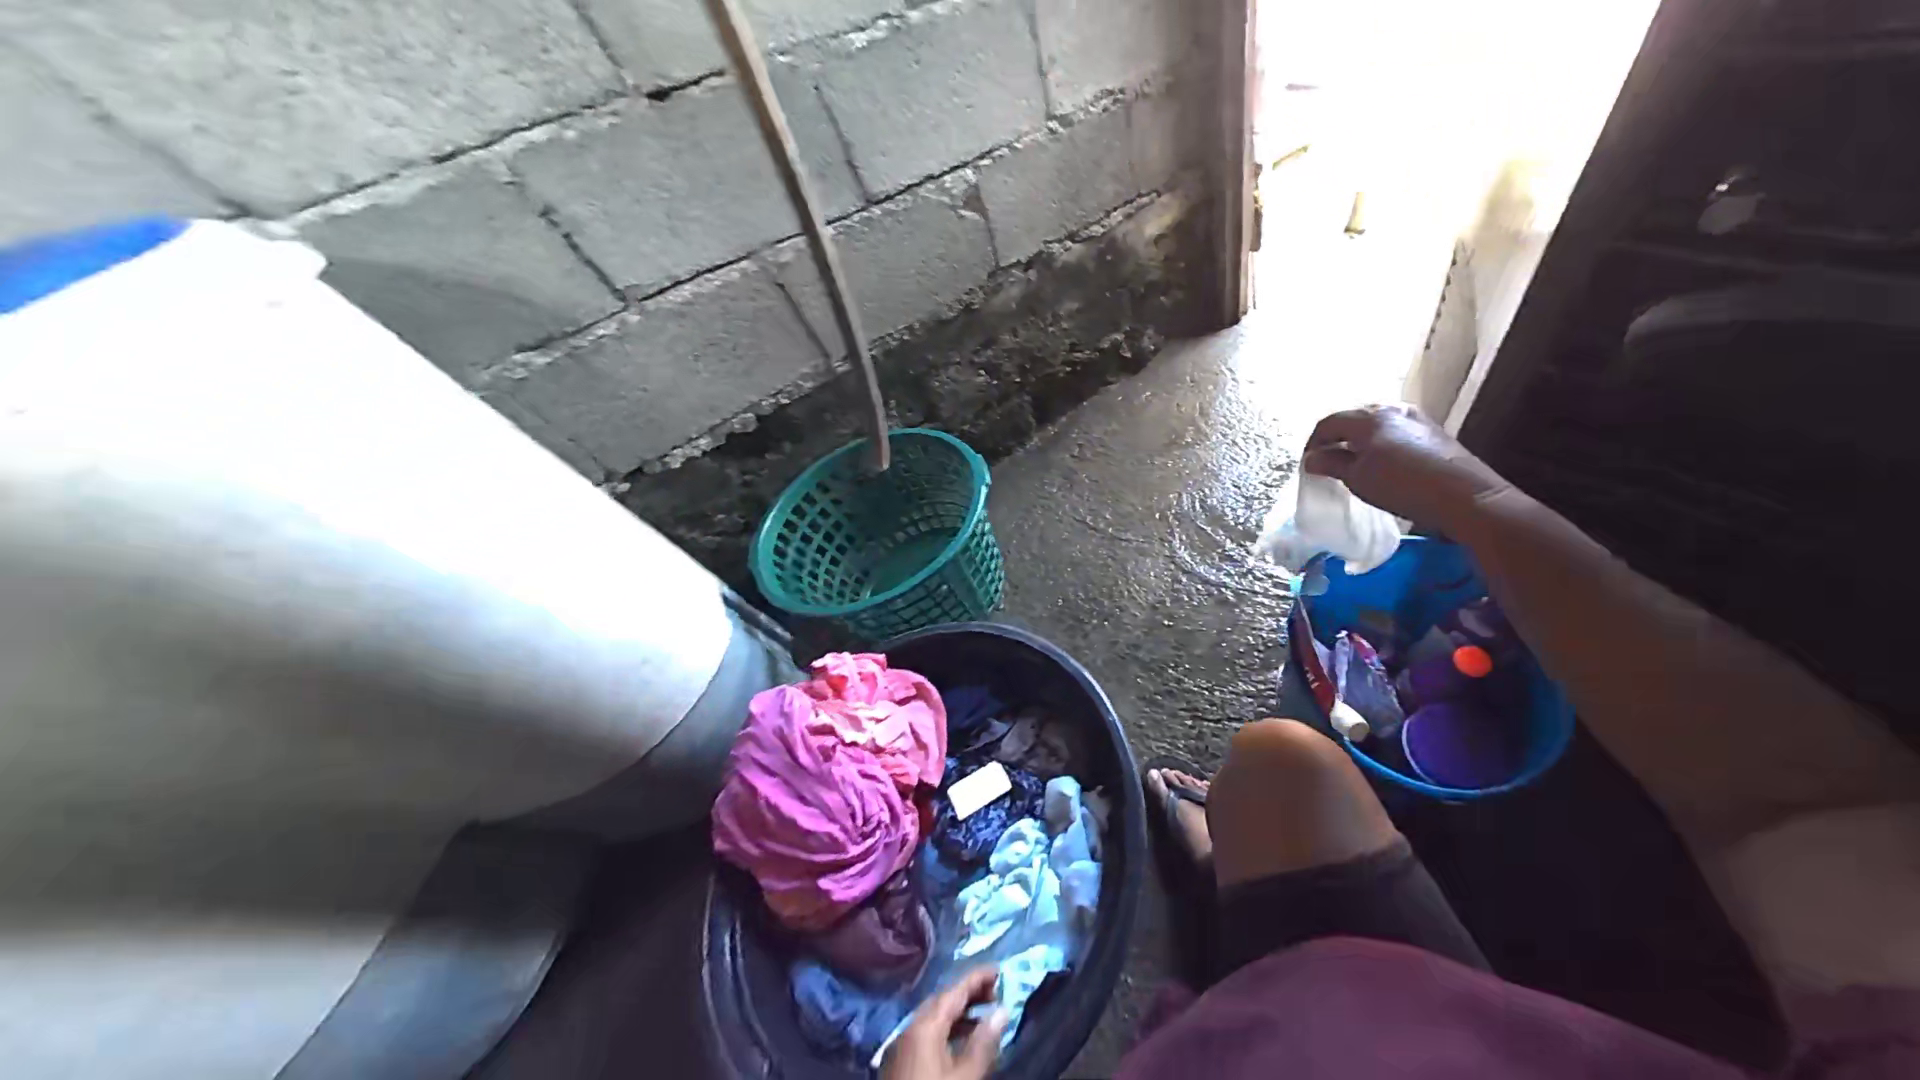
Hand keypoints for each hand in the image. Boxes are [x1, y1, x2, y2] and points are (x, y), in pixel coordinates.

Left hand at [880, 966, 1007, 1079]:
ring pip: (934, 1018)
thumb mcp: (965, 1079)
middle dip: (969, 993)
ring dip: (960, 1013)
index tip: (999, 969)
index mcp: (925, 1026)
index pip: (954, 991)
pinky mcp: (900, 1064)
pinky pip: (927, 1034)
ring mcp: (902, 1046)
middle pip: (942, 1000)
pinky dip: (948, 1029)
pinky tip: (963, 1041)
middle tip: (997, 992)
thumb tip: (1002, 1011)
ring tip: (986, 1016)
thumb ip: (984, 1044)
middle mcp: (910, 1028)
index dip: (977, 978)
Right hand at [1302, 404, 1514, 532]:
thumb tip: (1312, 459)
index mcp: (1368, 417)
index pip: (1329, 423)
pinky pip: (1394, 431)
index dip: (1313, 442)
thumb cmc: (1401, 485)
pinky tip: (1381, 463)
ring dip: (1358, 440)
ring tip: (1352, 462)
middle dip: (1336, 438)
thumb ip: (1331, 464)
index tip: (1308, 463)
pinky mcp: (1432, 432)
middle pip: (1353, 418)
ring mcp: (1415, 418)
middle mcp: (1392, 409)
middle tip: (1327, 461)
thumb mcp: (1357, 478)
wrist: (1464, 496)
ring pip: (1375, 424)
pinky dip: (1379, 444)